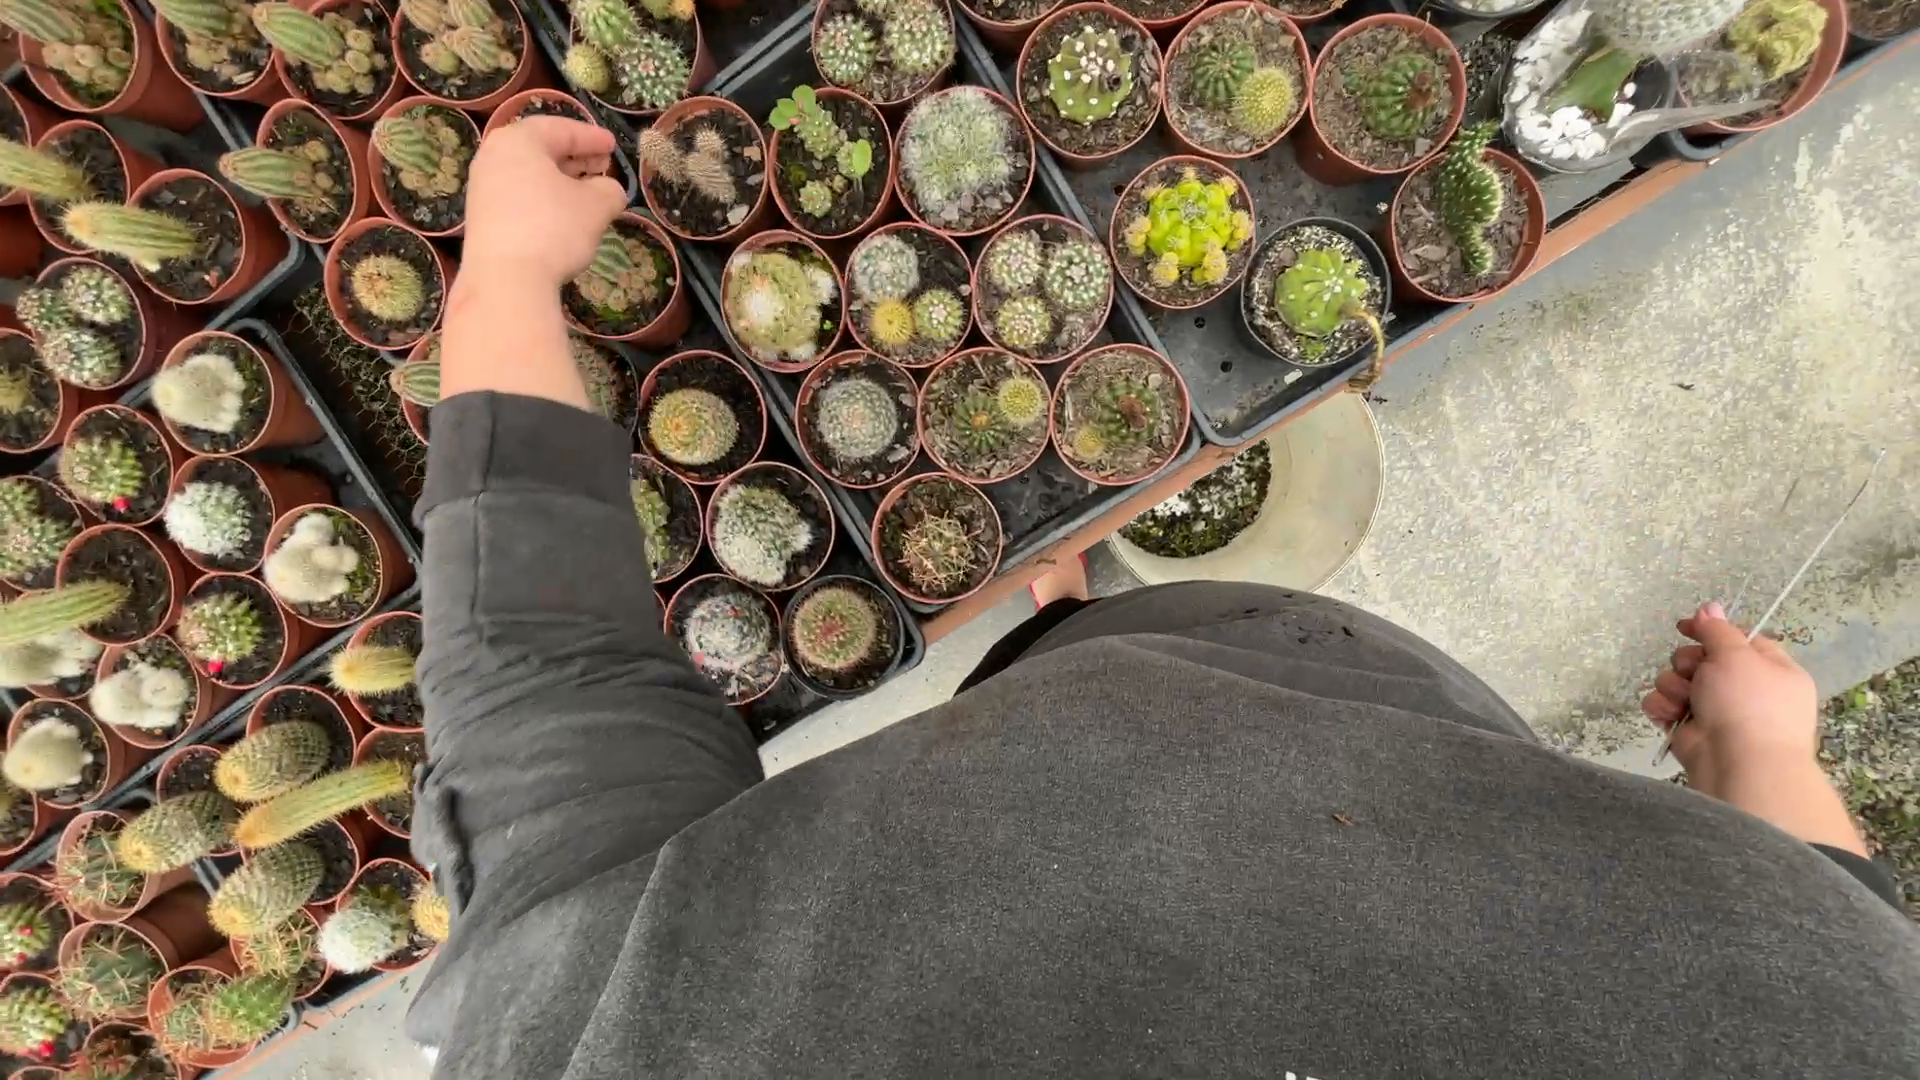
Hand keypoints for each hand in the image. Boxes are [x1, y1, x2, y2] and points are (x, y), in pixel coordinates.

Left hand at [459, 117, 625, 293]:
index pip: (560, 129)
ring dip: (561, 180)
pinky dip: (545, 197)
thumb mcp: (596, 207)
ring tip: (586, 192)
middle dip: (575, 157)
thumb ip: (610, 191)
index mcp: (520, 140)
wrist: (507, 276)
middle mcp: (495, 155)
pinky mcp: (484, 215)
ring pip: (530, 173)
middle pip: (541, 149)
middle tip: (602, 165)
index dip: (591, 137)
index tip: (613, 145)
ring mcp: (485, 186)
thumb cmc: (554, 228)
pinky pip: (521, 195)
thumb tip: (610, 190)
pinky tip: (563, 215)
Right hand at [1643, 602, 1862, 852]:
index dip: (1710, 631)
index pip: (1737, 640)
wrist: (1738, 759)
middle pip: (1698, 658)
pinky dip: (1663, 707)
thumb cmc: (1748, 703)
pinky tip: (1672, 715)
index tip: (1685, 627)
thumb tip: (1710, 606)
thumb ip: (1718, 631)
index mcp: (1770, 670)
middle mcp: (1743, 687)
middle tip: (1694, 672)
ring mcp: (1715, 707)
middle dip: (1686, 663)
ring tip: (1685, 700)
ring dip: (1672, 686)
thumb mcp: (1737, 657)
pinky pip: (1663, 703)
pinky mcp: (1688, 724)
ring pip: (1675, 680)